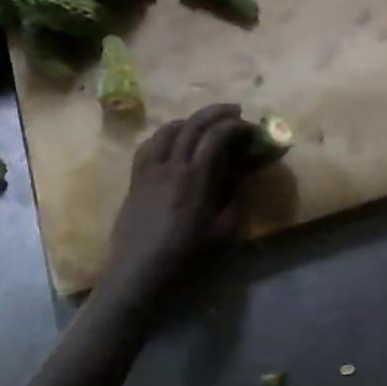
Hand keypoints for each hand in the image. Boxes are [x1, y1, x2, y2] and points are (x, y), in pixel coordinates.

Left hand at [99, 104, 254, 307]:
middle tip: (235, 112)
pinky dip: (165, 135)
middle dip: (216, 113)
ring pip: (168, 129)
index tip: (251, 128)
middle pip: (192, 124)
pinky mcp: (135, 179)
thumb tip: (243, 180)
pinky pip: (149, 145)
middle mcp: (170, 165)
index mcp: (194, 177)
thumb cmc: (184, 257)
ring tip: (204, 125)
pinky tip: (172, 142)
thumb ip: (236, 202)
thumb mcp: (223, 234)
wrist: (137, 273)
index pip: (216, 136)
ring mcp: (149, 169)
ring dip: (190, 120)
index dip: (236, 126)